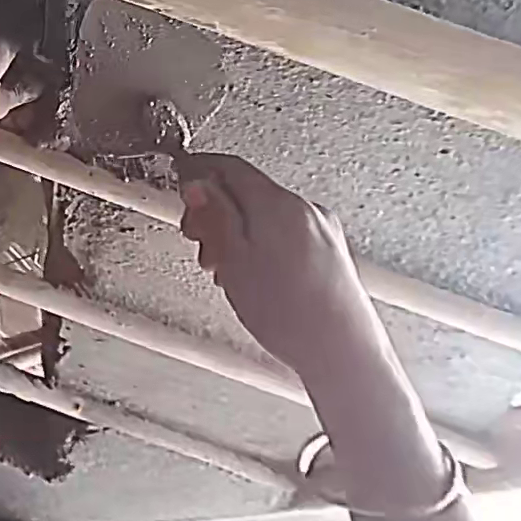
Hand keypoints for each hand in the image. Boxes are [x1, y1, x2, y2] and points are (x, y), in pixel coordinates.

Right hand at [175, 153, 385, 378]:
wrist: (341, 354)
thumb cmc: (289, 313)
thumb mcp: (231, 256)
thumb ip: (213, 213)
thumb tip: (197, 184)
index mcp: (279, 205)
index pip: (230, 166)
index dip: (198, 169)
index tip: (180, 177)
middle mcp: (305, 210)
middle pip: (245, 191)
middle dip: (213, 209)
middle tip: (196, 235)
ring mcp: (320, 230)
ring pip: (261, 214)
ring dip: (232, 230)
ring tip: (221, 264)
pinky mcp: (327, 251)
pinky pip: (280, 232)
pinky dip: (255, 242)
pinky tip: (246, 272)